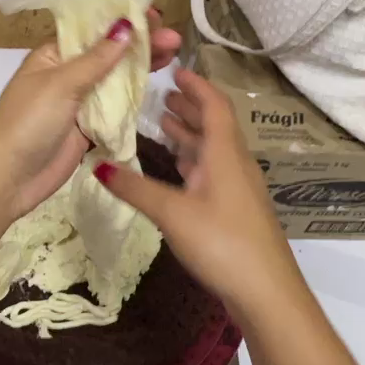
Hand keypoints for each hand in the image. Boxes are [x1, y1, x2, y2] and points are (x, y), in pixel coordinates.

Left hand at [0, 9, 181, 221]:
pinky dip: (134, 96)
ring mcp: (78, 102)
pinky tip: (157, 84)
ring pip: (114, 79)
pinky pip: (115, 107)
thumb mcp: (60, 84)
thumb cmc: (28, 122)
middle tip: (174, 39)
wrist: (9, 177)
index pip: (91, 30)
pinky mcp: (87, 127)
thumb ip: (96, 58)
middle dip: (139, 44)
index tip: (154, 16)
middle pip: (108, 53)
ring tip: (173, 55)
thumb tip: (125, 26)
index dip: (121, 21)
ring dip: (141, 68)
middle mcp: (66, 74)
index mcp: (52, 55)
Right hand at [93, 68, 302, 319]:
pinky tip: (176, 167)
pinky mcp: (234, 212)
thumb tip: (98, 165)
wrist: (266, 293)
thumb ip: (135, 188)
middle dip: (189, 108)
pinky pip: (211, 172)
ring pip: (212, 151)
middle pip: (214, 126)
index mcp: (225, 155)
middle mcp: (234, 165)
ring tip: (163, 123)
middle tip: (162, 96)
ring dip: (190, 134)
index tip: (176, 71)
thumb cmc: (222, 243)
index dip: (196, 87)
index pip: (214, 107)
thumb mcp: (172, 212)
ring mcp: (236, 190)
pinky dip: (191, 161)